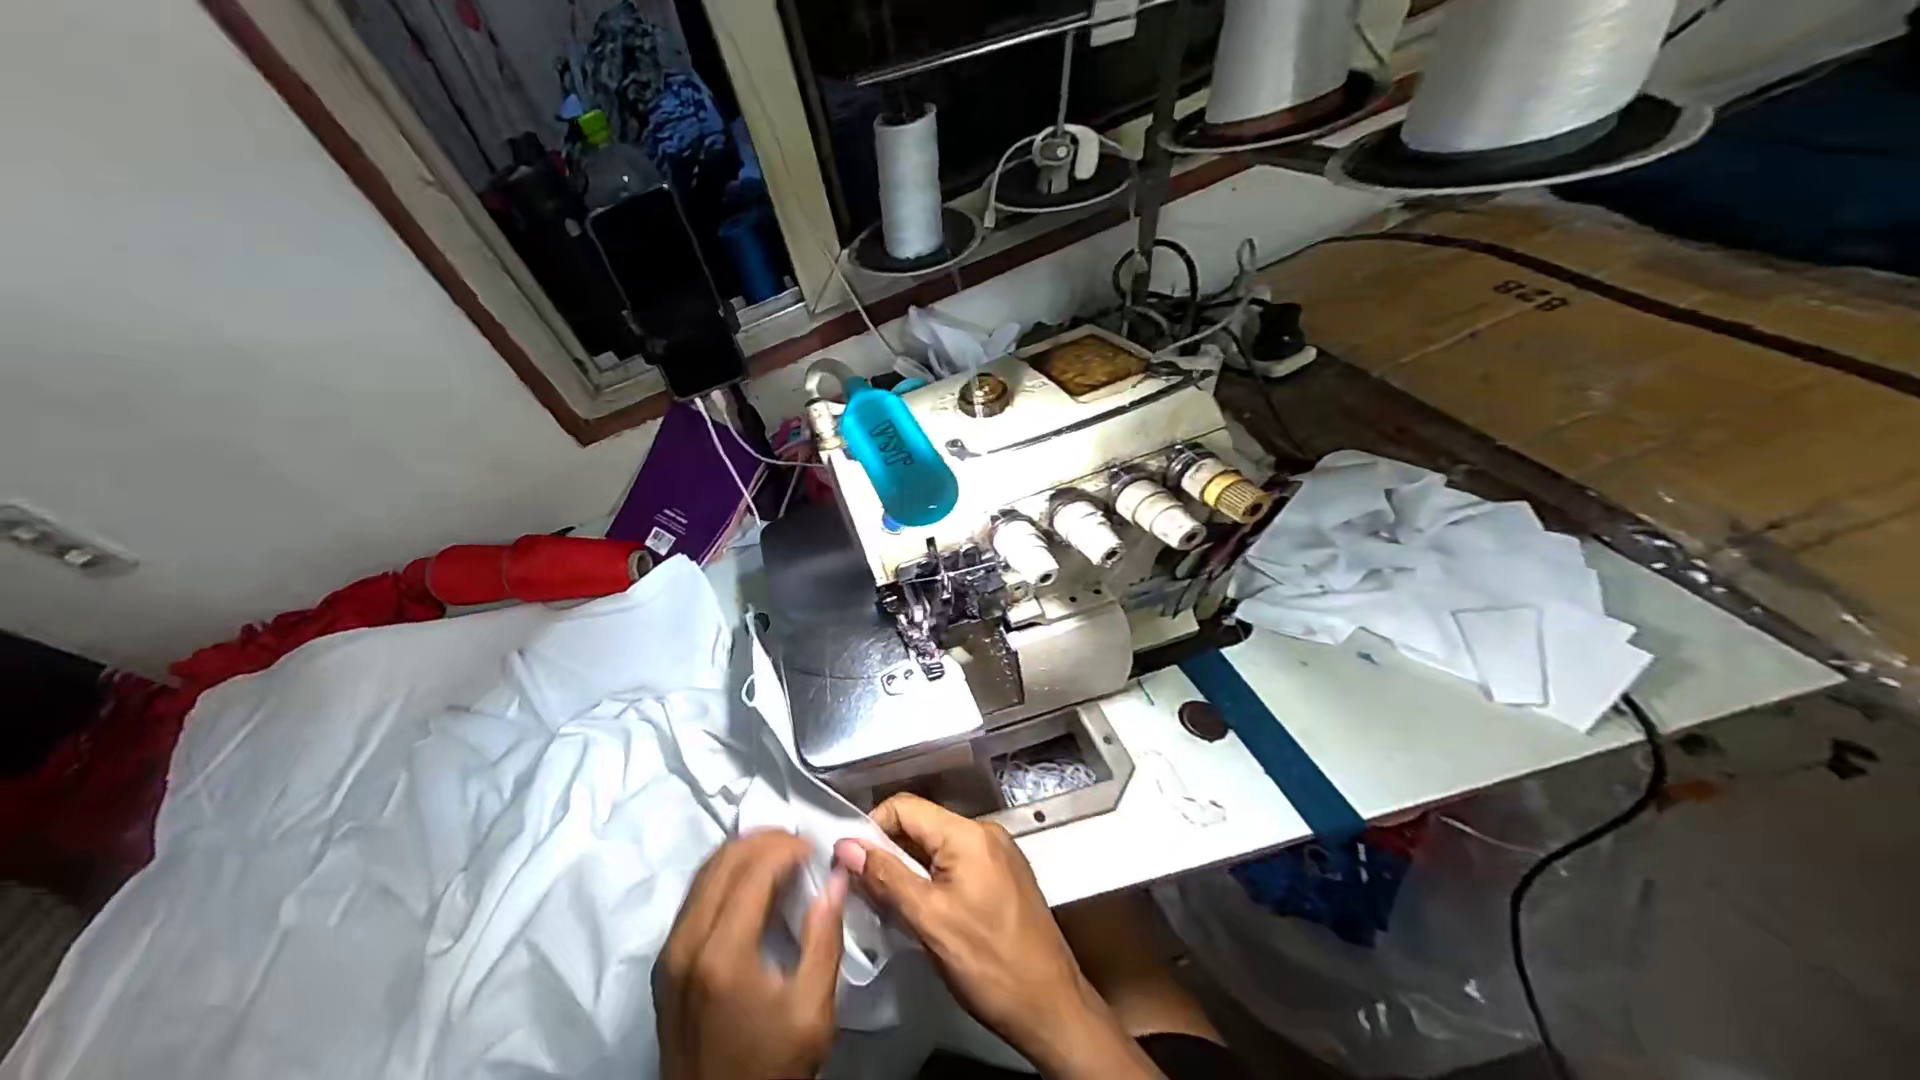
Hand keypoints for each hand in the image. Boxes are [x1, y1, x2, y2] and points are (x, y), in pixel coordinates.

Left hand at [659, 831, 847, 1079]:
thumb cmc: (771, 1067)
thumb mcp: (812, 1010)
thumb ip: (825, 937)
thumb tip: (836, 878)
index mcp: (722, 955)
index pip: (752, 871)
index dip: (786, 847)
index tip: (816, 845)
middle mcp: (685, 944)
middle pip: (722, 861)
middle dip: (765, 841)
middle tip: (800, 843)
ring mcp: (669, 953)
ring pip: (703, 873)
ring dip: (743, 853)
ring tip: (780, 854)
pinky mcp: (665, 963)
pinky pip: (694, 896)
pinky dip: (725, 874)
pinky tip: (752, 881)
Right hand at [834, 795, 1161, 1078]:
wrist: (1051, 1005)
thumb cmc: (989, 964)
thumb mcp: (929, 921)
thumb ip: (887, 878)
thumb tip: (846, 847)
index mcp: (968, 835)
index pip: (905, 807)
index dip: (871, 827)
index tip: (849, 860)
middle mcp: (985, 833)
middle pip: (922, 825)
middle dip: (888, 850)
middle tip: (863, 886)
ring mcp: (998, 853)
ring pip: (937, 846)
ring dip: (908, 866)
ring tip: (887, 901)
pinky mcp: (1004, 875)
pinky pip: (957, 862)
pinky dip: (932, 877)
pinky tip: (921, 907)